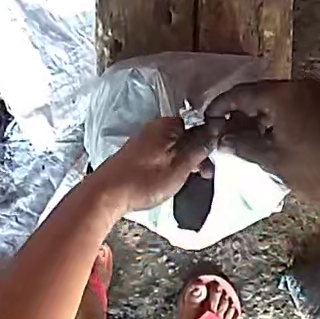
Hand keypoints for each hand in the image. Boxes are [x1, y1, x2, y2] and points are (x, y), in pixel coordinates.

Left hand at [86, 116, 218, 213]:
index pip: (197, 123)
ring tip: (188, 179)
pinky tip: (170, 180)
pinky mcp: (135, 156)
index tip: (214, 158)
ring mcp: (142, 142)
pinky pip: (160, 155)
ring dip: (184, 162)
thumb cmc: (142, 182)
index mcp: (165, 126)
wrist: (105, 195)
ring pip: (173, 147)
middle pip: (184, 136)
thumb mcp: (179, 167)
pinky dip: (169, 165)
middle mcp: (152, 129)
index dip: (209, 140)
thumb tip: (214, 132)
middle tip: (204, 173)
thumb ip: (199, 148)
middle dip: (197, 153)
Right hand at [207, 78, 319, 213]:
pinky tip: (270, 139)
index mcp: (285, 95)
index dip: (220, 107)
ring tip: (244, 140)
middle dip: (239, 113)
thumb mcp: (272, 160)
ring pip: (277, 101)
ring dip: (259, 117)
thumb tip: (221, 139)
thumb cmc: (318, 171)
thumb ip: (242, 145)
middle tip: (223, 133)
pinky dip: (277, 119)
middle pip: (259, 94)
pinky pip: (294, 106)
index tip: (207, 120)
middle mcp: (302, 87)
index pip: (241, 94)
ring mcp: (319, 95)